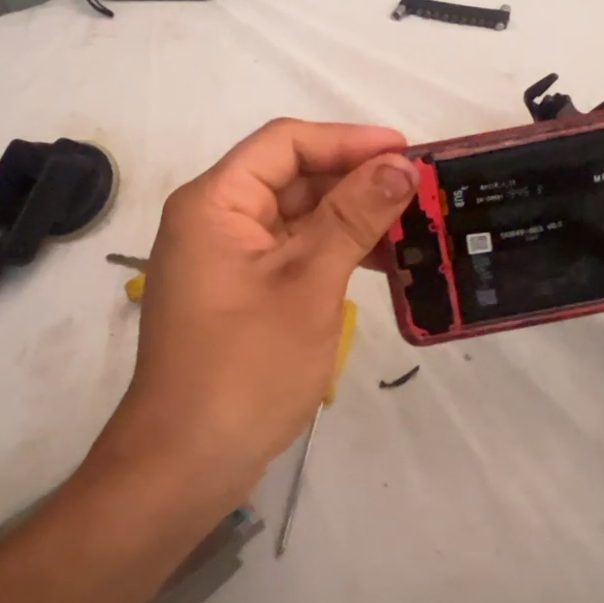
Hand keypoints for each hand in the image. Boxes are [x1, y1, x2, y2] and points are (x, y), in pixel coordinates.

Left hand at [87, 119, 416, 504]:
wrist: (185, 462)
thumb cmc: (246, 367)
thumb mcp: (309, 284)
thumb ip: (353, 216)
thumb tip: (400, 164)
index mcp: (214, 201)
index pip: (285, 143)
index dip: (348, 140)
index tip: (407, 152)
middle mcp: (211, 218)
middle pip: (288, 176)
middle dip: (352, 179)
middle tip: (418, 191)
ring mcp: (220, 256)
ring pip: (291, 214)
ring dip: (345, 216)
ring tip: (409, 226)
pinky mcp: (234, 290)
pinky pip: (286, 250)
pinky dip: (328, 250)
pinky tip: (375, 262)